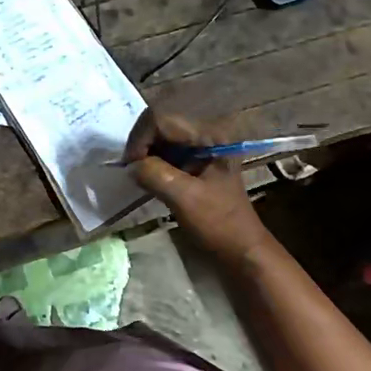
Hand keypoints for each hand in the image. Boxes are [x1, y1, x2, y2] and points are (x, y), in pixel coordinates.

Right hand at [123, 109, 272, 260]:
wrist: (240, 250)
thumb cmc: (219, 224)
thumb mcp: (185, 198)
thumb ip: (155, 175)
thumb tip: (130, 166)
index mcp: (211, 135)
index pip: (162, 120)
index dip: (140, 139)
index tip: (132, 167)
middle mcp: (205, 134)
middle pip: (159, 125)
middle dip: (141, 146)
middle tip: (133, 172)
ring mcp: (199, 148)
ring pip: (159, 138)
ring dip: (144, 155)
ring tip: (139, 177)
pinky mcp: (193, 162)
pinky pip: (164, 153)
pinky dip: (151, 164)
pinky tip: (148, 181)